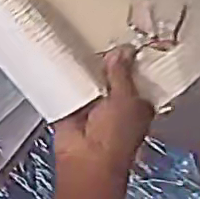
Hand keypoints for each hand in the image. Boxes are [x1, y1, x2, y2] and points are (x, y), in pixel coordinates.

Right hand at [54, 47, 154, 192]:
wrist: (86, 159)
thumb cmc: (115, 136)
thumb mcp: (125, 99)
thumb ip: (122, 74)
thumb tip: (123, 50)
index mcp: (138, 105)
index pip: (136, 77)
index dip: (130, 60)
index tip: (123, 41)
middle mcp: (116, 106)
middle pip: (110, 77)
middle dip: (104, 63)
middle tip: (98, 38)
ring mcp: (93, 108)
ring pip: (89, 82)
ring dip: (83, 71)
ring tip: (78, 45)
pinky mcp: (71, 109)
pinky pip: (68, 89)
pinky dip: (65, 80)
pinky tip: (61, 61)